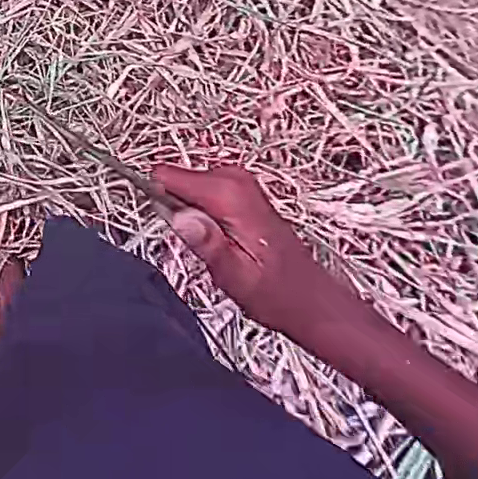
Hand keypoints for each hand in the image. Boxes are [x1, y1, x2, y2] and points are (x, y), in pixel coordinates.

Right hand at [151, 163, 367, 338]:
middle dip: (179, 212)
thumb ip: (206, 244)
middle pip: (174, 180)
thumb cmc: (279, 294)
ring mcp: (237, 181)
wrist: (314, 302)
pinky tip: (225, 238)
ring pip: (184, 186)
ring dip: (191, 216)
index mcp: (229, 194)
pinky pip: (198, 191)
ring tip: (218, 244)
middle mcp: (234, 178)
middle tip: (204, 244)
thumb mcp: (235, 277)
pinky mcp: (237, 188)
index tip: (181, 230)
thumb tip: (178, 216)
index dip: (163, 204)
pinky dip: (202, 215)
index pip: (165, 176)